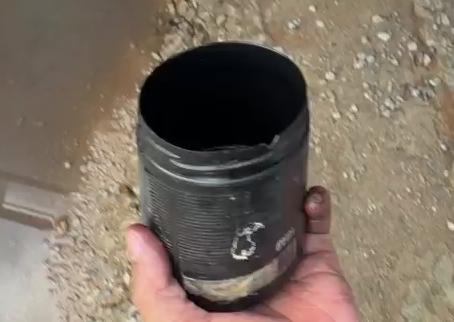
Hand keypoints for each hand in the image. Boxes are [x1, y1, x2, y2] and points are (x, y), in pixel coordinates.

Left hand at [128, 187, 360, 321]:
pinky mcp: (318, 262)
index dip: (192, 212)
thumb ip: (157, 292)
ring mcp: (284, 265)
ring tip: (274, 169)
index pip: (198, 243)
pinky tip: (309, 194)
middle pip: (241, 222)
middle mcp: (247, 274)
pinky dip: (317, 200)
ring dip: (280, 187)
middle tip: (238, 161)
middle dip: (241, 191)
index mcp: (213, 290)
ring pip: (280, 212)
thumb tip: (134, 235)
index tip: (186, 176)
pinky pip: (318, 221)